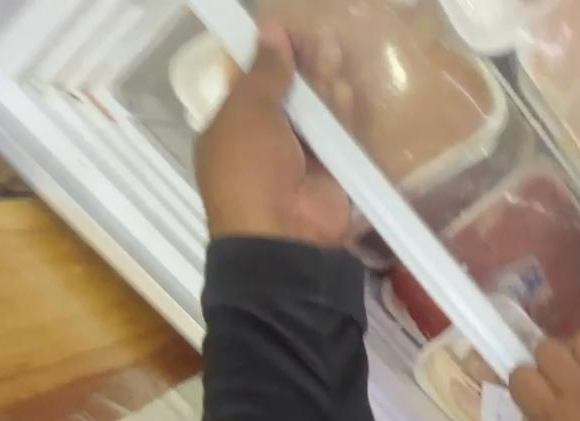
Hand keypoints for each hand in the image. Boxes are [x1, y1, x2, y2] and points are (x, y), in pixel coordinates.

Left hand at [195, 22, 350, 245]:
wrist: (284, 231)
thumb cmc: (250, 166)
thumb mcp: (248, 111)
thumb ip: (266, 72)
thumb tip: (271, 29)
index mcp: (233, 126)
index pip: (251, 83)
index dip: (267, 55)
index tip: (283, 30)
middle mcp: (268, 142)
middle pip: (288, 96)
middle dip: (301, 66)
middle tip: (318, 37)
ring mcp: (303, 160)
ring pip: (316, 116)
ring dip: (324, 84)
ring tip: (335, 50)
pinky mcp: (334, 175)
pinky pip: (339, 140)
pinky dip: (343, 115)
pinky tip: (346, 89)